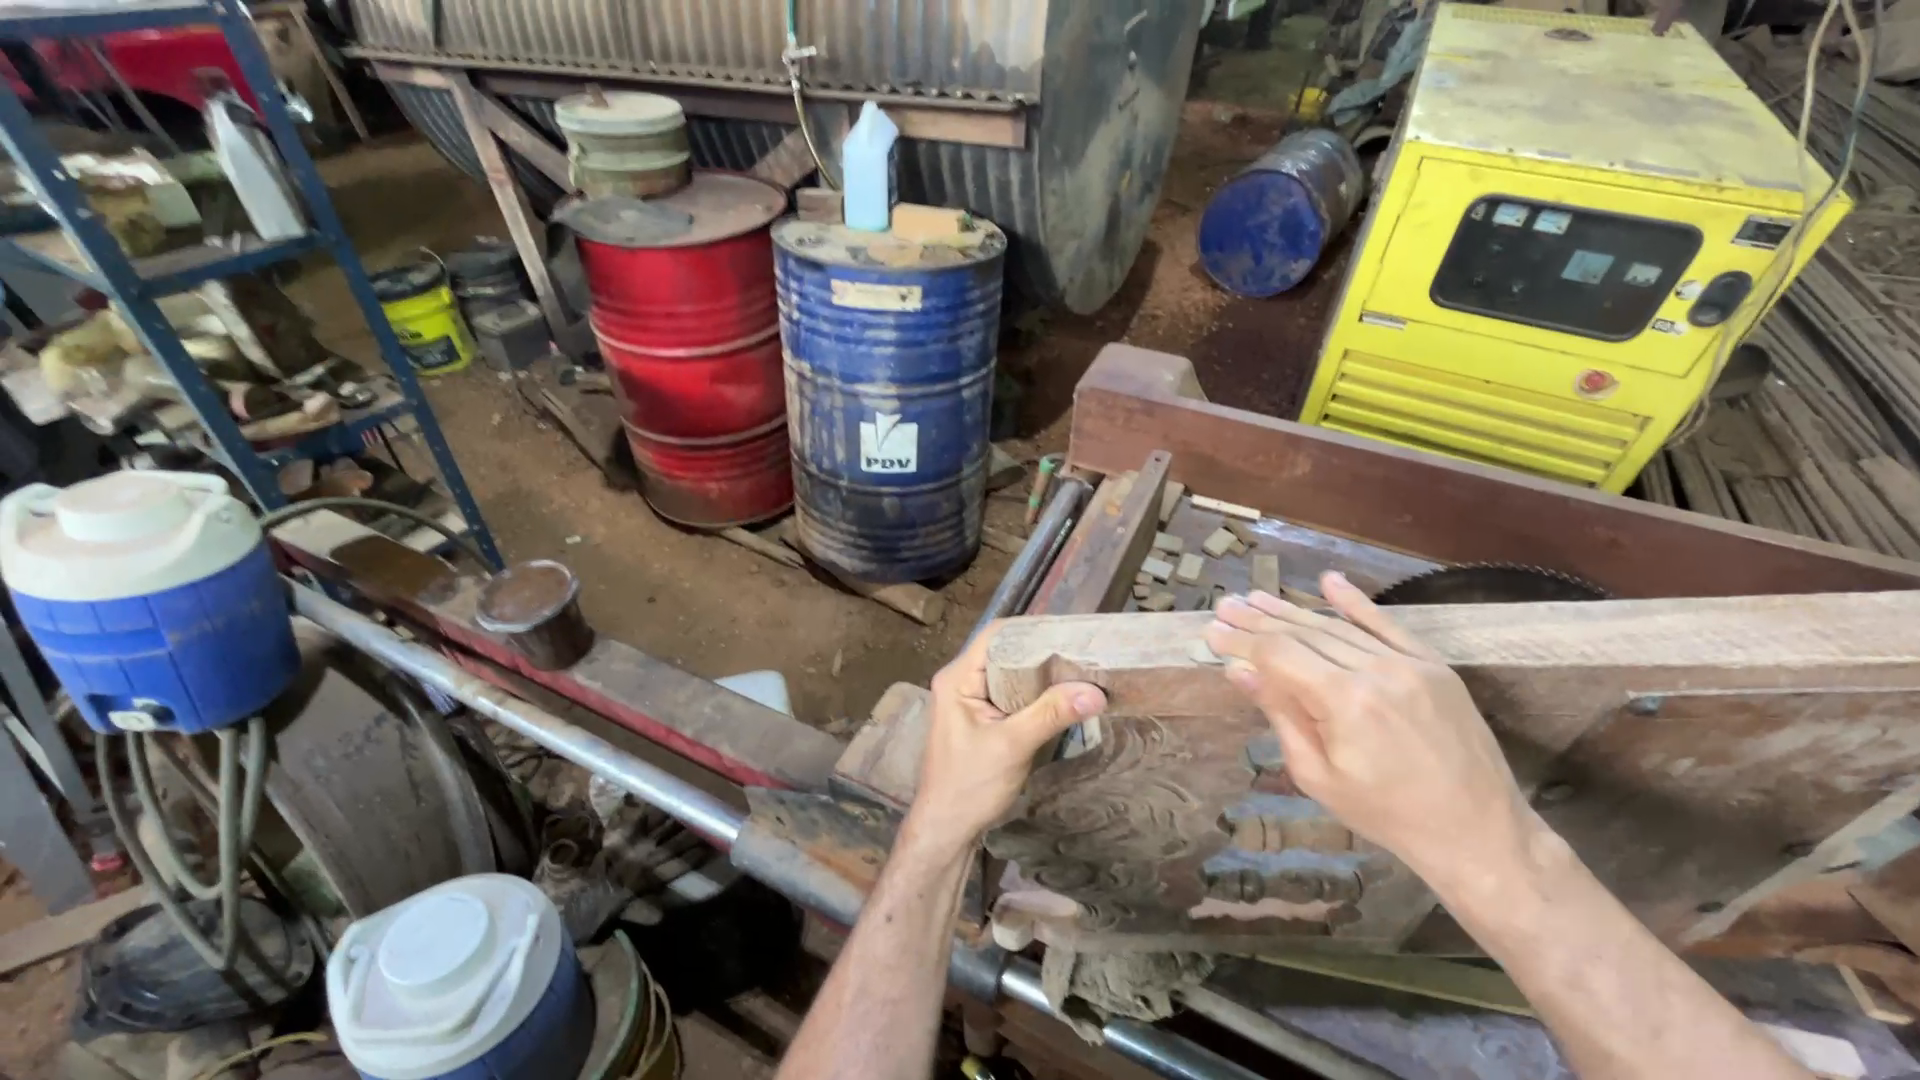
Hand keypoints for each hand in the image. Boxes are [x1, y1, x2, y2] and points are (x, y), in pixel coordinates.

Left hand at [907, 623, 1105, 855]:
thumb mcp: (1012, 746)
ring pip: (1011, 673)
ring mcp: (970, 701)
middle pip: (1006, 651)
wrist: (946, 830)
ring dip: (1043, 674)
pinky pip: (1012, 695)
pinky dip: (1036, 694)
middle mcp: (961, 681)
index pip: (996, 634)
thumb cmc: (969, 786)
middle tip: (1084, 650)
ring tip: (1081, 669)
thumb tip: (1096, 692)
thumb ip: (1051, 714)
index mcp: (957, 678)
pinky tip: (1063, 696)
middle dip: (1044, 650)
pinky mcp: (982, 719)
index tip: (1071, 631)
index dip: (1032, 627)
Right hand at [1202, 572, 1539, 885]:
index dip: (1241, 642)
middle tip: (1225, 606)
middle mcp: (1376, 671)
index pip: (1279, 655)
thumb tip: (1240, 671)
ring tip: (1256, 598)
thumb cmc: (1385, 814)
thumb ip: (1281, 715)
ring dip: (1294, 611)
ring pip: (1339, 627)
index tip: (1211, 632)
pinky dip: (1357, 604)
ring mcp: (1409, 663)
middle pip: (1304, 634)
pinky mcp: (1434, 666)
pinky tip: (1329, 581)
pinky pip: (1388, 626)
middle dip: (1259, 620)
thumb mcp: (1318, 775)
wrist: (1476, 831)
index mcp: (1344, 702)